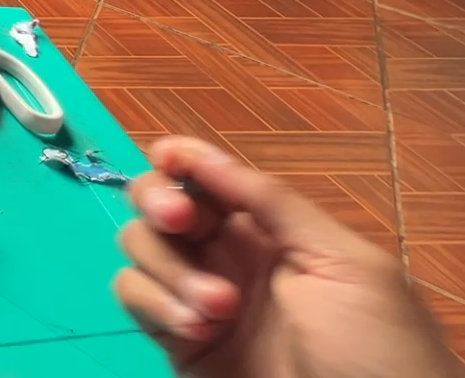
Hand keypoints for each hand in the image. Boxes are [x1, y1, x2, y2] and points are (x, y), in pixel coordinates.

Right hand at [115, 136, 461, 377]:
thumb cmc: (378, 355)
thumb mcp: (353, 269)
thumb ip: (273, 201)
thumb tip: (195, 152)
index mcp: (269, 230)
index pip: (204, 174)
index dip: (177, 158)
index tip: (170, 164)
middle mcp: (225, 252)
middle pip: (156, 197)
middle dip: (157, 201)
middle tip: (180, 224)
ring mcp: (193, 290)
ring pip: (139, 242)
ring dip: (169, 269)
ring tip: (217, 311)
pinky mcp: (170, 327)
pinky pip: (130, 289)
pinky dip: (154, 303)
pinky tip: (195, 330)